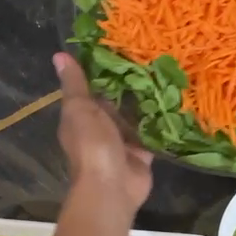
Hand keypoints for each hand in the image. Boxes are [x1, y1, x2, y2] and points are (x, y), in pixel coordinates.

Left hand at [54, 53, 151, 217]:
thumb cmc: (92, 144)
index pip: (92, 89)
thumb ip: (75, 84)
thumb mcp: (79, 108)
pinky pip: (152, 135)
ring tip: (167, 78)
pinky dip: (161, 125)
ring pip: (136, 118)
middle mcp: (101, 128)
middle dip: (131, 88)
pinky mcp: (142, 154)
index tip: (123, 49)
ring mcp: (122, 142)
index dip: (105, 71)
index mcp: (81, 116)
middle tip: (152, 60)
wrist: (111, 186)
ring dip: (148, 104)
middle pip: (116, 104)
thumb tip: (59, 54)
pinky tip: (175, 106)